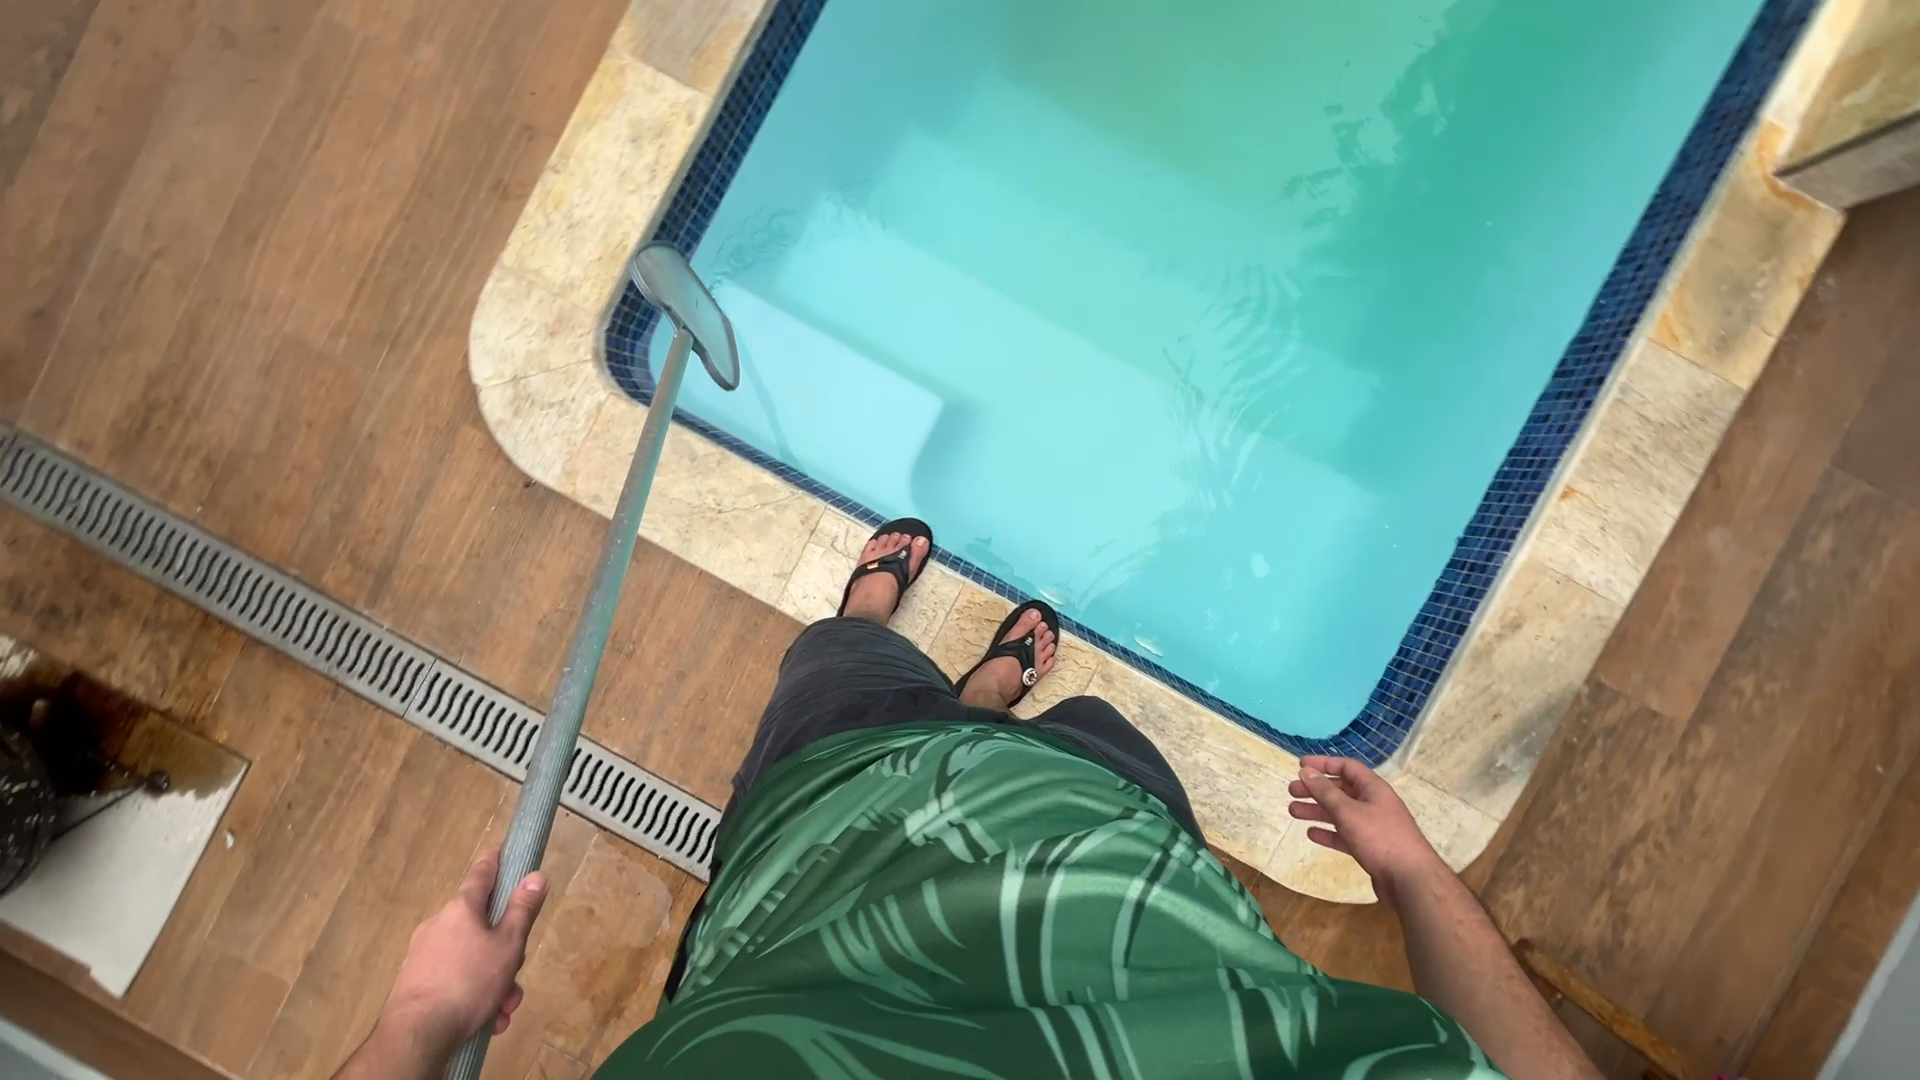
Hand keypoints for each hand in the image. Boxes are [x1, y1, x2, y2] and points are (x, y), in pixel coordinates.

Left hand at [381, 846, 547, 1046]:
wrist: (414, 1038)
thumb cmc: (468, 982)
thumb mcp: (509, 944)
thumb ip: (523, 909)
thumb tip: (535, 876)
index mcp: (461, 909)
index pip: (481, 873)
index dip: (495, 859)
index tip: (502, 848)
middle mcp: (439, 926)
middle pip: (483, 924)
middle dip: (506, 949)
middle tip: (517, 971)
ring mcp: (423, 956)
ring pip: (472, 957)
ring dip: (494, 979)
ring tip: (503, 1007)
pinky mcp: (415, 985)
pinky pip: (456, 979)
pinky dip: (474, 994)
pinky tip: (487, 1019)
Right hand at [1287, 756, 1445, 907]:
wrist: (1411, 881)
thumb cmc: (1380, 838)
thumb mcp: (1348, 811)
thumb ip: (1325, 791)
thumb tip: (1306, 772)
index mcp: (1374, 789)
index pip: (1347, 767)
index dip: (1324, 764)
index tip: (1301, 766)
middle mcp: (1374, 805)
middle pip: (1341, 791)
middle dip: (1316, 790)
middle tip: (1292, 791)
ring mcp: (1374, 828)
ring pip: (1340, 813)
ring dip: (1318, 811)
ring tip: (1294, 812)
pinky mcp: (1371, 849)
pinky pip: (1345, 835)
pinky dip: (1329, 833)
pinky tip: (1312, 834)